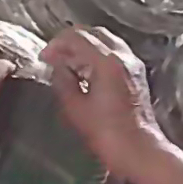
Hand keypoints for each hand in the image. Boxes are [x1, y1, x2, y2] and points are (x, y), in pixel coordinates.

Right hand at [41, 26, 172, 179]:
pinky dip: (96, 55)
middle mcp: (123, 56)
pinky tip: (84, 71)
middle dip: (70, 41)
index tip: (43, 57)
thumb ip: (63, 81)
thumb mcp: (75, 108)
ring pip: (104, 40)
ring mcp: (132, 63)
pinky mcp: (136, 73)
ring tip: (66, 63)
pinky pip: (113, 52)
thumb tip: (57, 66)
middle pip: (93, 33)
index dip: (56, 44)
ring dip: (83, 47)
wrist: (139, 150)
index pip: (77, 37)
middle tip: (53, 57)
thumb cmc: (106, 133)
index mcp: (107, 62)